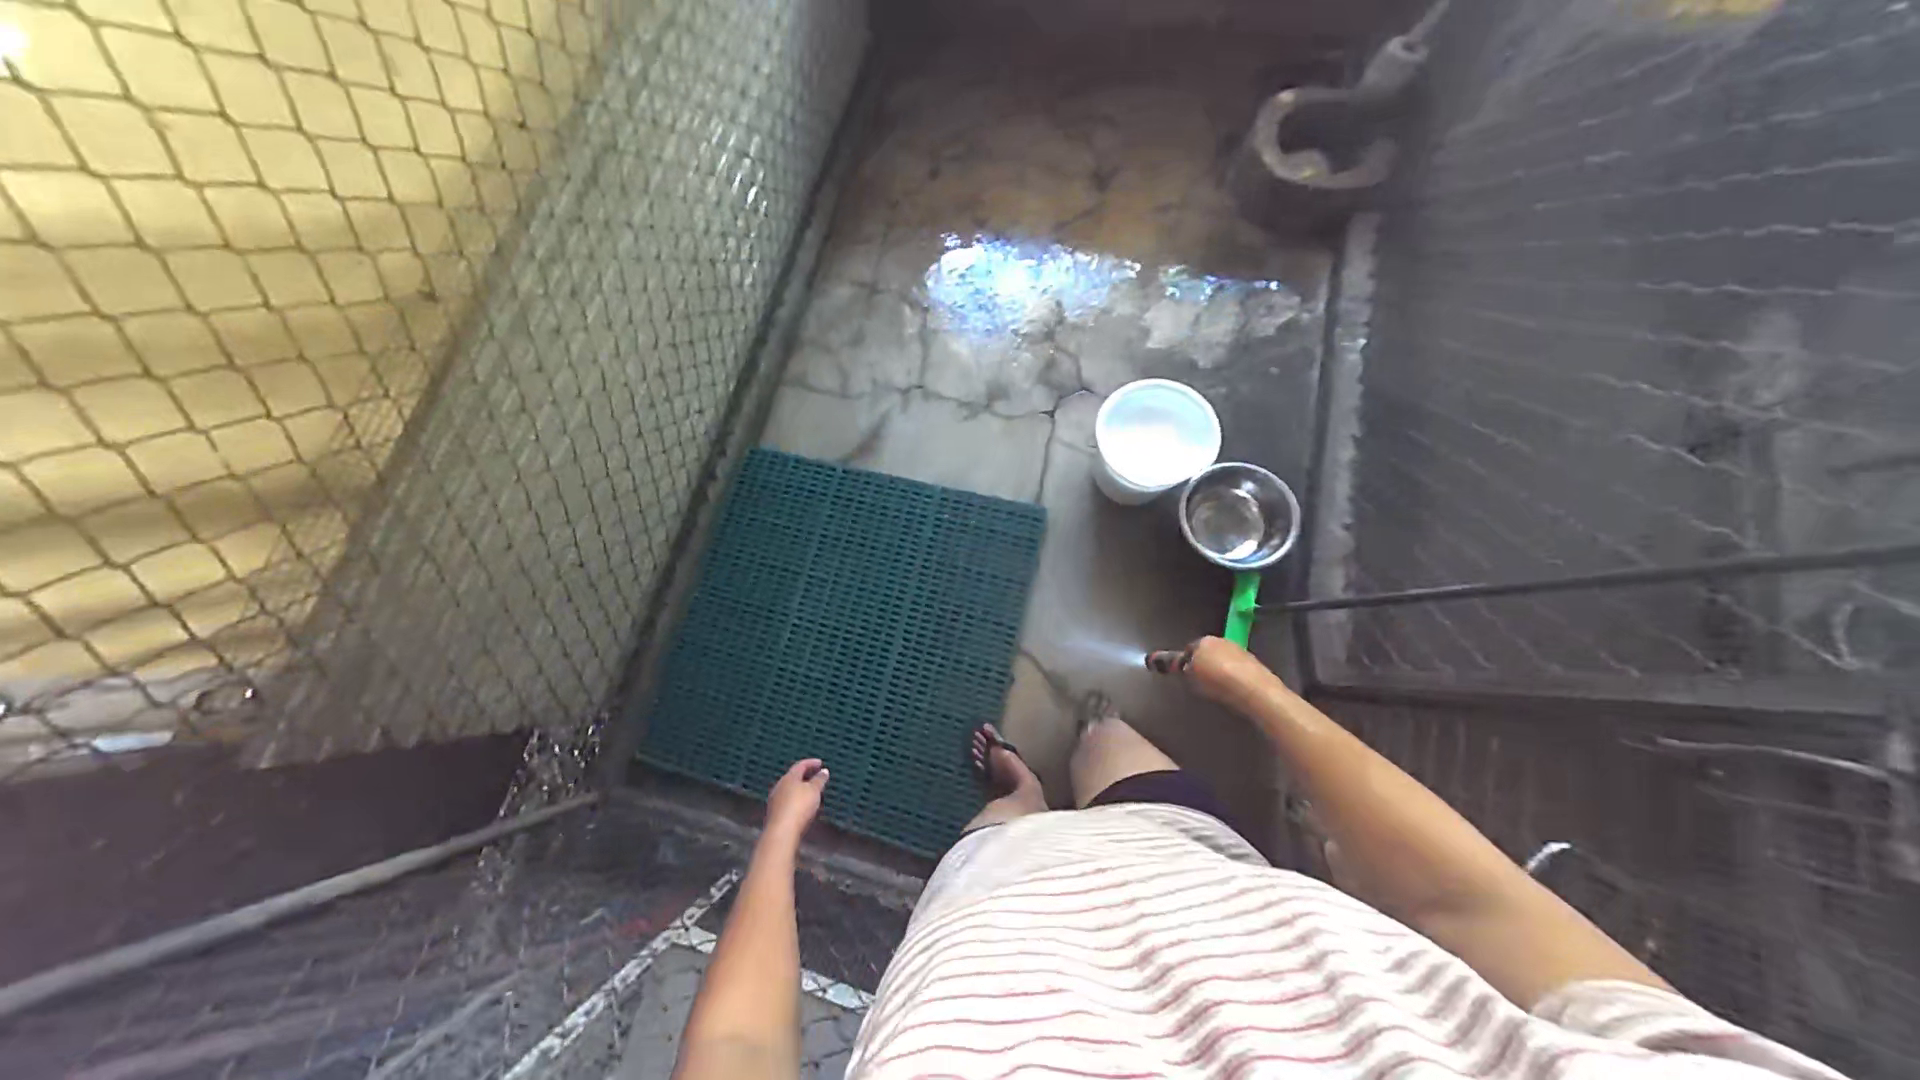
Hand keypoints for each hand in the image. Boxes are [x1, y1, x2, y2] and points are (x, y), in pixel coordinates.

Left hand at [764, 758, 828, 845]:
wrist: (781, 831)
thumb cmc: (799, 806)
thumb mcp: (814, 791)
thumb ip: (819, 780)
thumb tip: (823, 771)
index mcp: (789, 777)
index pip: (800, 765)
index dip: (811, 763)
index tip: (820, 763)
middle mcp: (779, 786)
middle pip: (793, 778)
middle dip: (805, 777)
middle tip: (816, 777)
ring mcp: (775, 800)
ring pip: (789, 791)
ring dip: (801, 790)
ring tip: (812, 793)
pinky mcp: (774, 814)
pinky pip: (787, 802)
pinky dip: (796, 801)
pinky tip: (803, 807)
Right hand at [1147, 635, 1274, 706]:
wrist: (1255, 691)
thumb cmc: (1216, 681)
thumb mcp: (1188, 675)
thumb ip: (1174, 665)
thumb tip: (1155, 659)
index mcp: (1204, 640)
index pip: (1188, 648)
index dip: (1184, 662)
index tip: (1182, 676)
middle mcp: (1223, 641)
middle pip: (1207, 653)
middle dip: (1202, 665)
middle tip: (1198, 684)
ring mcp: (1241, 652)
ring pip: (1223, 661)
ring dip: (1219, 672)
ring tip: (1216, 690)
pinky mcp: (1256, 666)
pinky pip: (1237, 671)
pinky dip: (1233, 679)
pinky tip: (1232, 692)